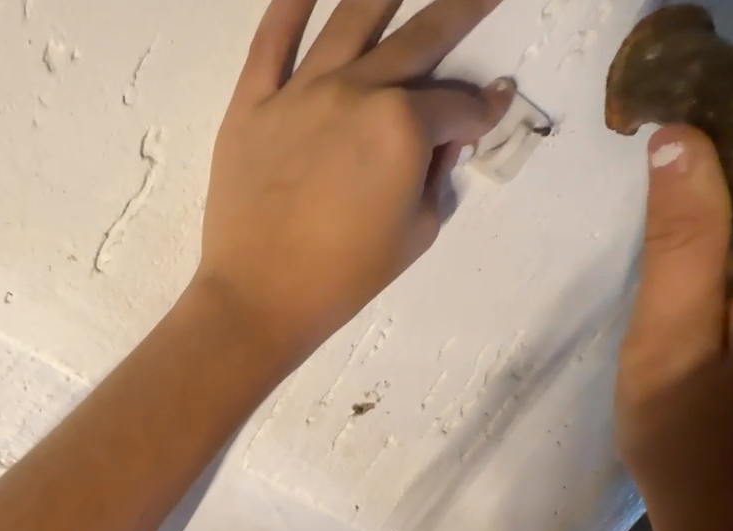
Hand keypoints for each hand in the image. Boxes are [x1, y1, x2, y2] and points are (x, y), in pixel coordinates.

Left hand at [195, 0, 511, 360]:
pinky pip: (269, 42)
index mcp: (403, 126)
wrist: (257, 300)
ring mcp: (299, 94)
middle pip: (422, 36)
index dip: (478, 116)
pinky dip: (289, 4)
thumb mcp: (417, 233)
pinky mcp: (250, 107)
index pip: (457, 106)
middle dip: (466, 8)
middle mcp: (356, 92)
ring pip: (352, 17)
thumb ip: (436, 175)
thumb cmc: (340, 279)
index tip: (481, 124)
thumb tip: (442, 138)